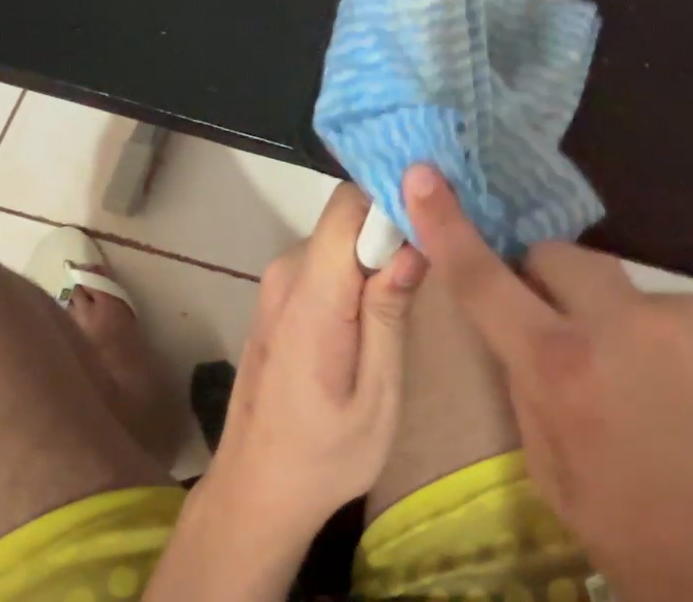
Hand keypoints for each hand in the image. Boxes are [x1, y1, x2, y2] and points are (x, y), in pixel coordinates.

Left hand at [206, 182, 428, 533]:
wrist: (255, 491)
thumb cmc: (324, 455)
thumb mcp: (377, 396)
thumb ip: (390, 314)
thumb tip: (414, 243)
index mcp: (312, 296)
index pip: (349, 205)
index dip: (393, 200)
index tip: (437, 214)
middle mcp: (287, 275)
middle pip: (347, 220)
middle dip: (391, 234)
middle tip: (433, 269)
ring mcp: (276, 285)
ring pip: (338, 241)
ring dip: (374, 258)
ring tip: (410, 296)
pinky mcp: (278, 299)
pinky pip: (324, 263)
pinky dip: (353, 274)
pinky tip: (374, 313)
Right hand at [403, 165, 692, 601]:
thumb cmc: (665, 550)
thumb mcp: (567, 493)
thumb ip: (532, 405)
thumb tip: (522, 349)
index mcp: (565, 373)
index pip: (485, 282)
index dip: (447, 226)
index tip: (422, 176)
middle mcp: (622, 323)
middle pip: (554, 257)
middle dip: (538, 281)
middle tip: (552, 333)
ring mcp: (685, 313)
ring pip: (618, 290)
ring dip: (609, 323)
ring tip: (647, 396)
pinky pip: (672, 314)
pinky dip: (663, 342)